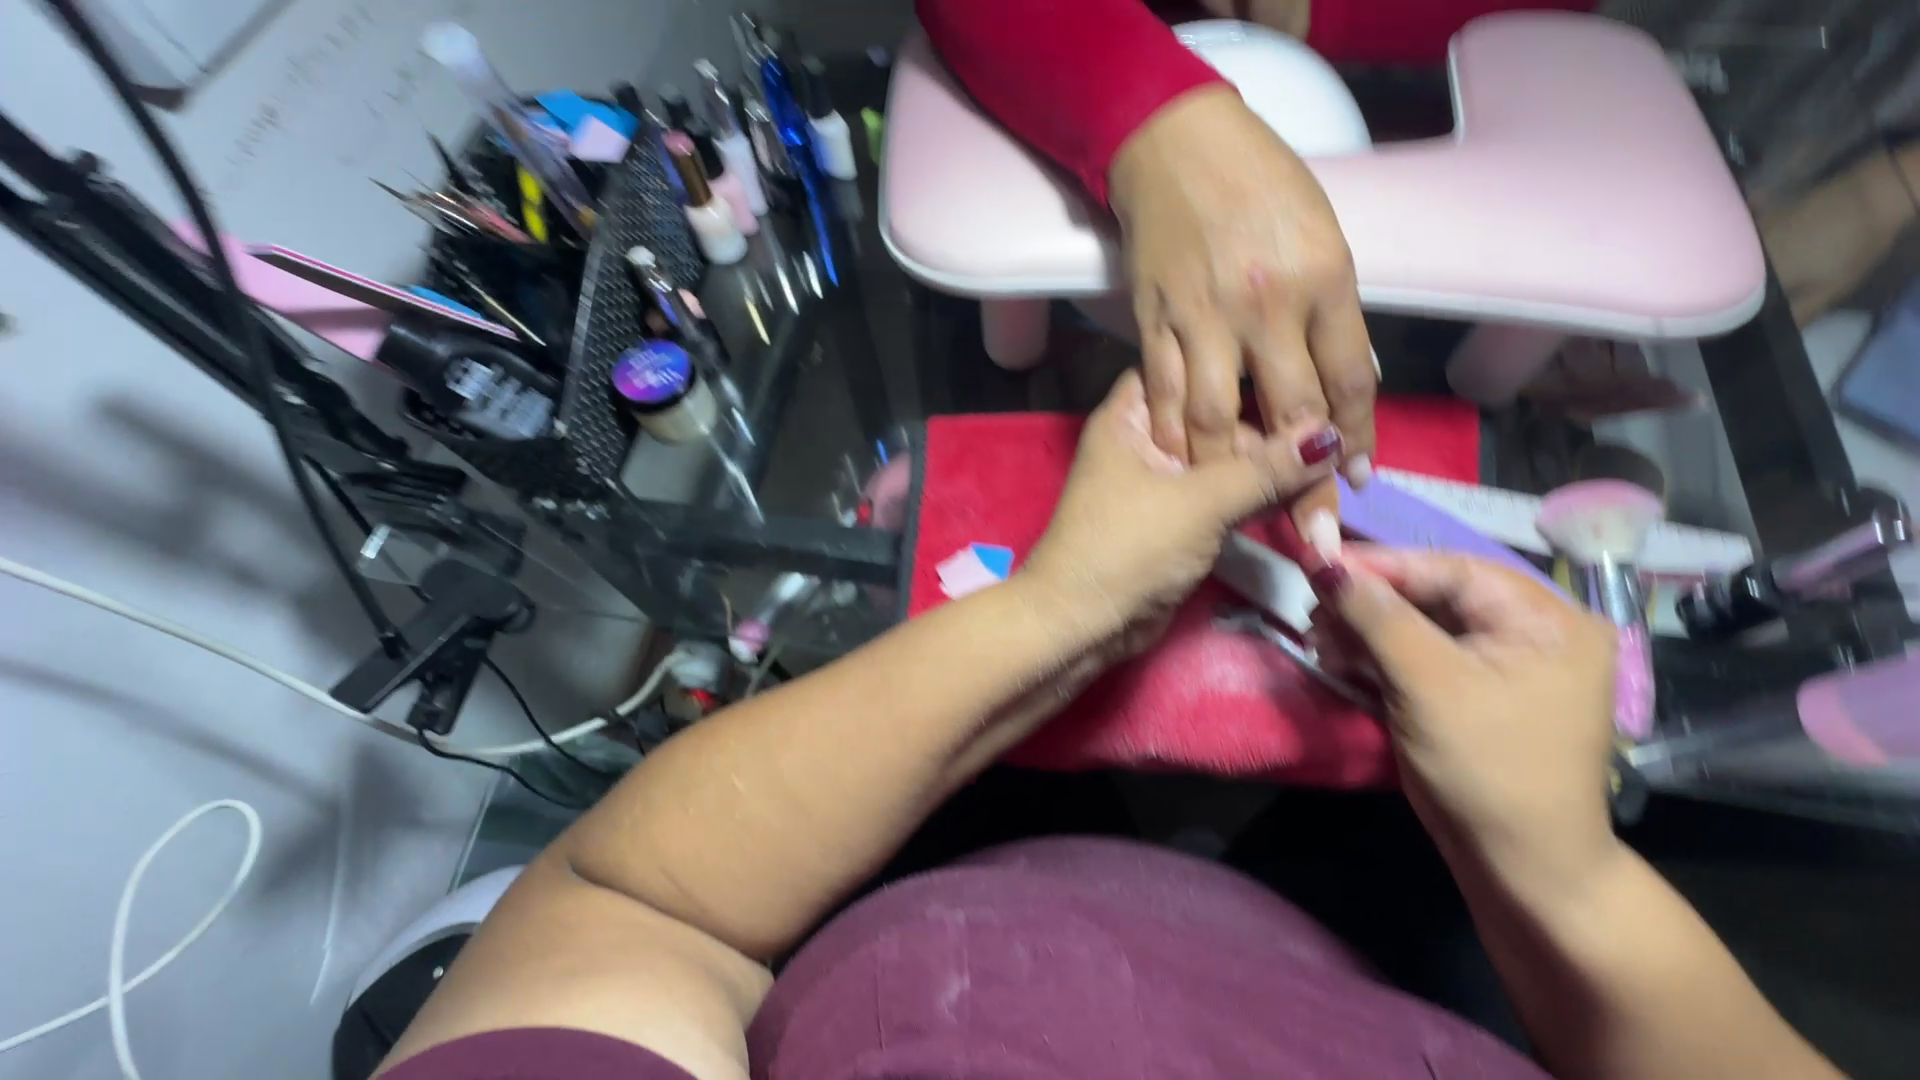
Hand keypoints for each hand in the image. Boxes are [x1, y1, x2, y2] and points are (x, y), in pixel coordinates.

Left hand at [1020, 369, 1343, 652]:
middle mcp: (1148, 438)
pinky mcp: (1180, 518)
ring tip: (1334, 471)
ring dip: (1273, 471)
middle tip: (1336, 440)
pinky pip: (1227, 496)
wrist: (1085, 625)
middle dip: (1273, 432)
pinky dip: (1260, 499)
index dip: (1244, 369)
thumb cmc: (1129, 547)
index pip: (1194, 368)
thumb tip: (1333, 434)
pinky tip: (1308, 498)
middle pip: (1220, 417)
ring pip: (1229, 461)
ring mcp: (1164, 480)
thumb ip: (1267, 468)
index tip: (1303, 373)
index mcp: (1133, 414)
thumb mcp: (1201, 502)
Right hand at [1109, 85, 1375, 551]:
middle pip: (1290, 412)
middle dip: (1304, 487)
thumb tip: (1340, 393)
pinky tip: (1180, 469)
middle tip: (1315, 542)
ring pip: (1213, 416)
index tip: (1353, 484)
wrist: (1174, 147)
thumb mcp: (1322, 238)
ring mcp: (1201, 317)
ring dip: (1228, 475)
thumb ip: (1332, 317)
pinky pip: (1161, 394)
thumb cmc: (1260, 184)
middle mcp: (1264, 305)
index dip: (1354, 440)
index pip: (1347, 381)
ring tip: (1242, 518)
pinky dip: (1172, 438)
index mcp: (1321, 278)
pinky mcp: (1152, 323)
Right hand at [1321, 548, 1620, 892]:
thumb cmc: (1485, 769)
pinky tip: (1342, 660)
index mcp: (1547, 620)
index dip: (1379, 565)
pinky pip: (1423, 656)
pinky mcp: (1477, 693)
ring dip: (1365, 631)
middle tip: (1312, 612)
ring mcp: (1505, 665)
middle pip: (1433, 596)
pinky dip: (1380, 657)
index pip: (1450, 570)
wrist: (1520, 867)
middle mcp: (1533, 632)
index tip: (1316, 563)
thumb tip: (1323, 561)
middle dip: (1367, 604)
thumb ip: (1376, 616)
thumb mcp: (1426, 684)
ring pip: (1421, 626)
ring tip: (1320, 641)